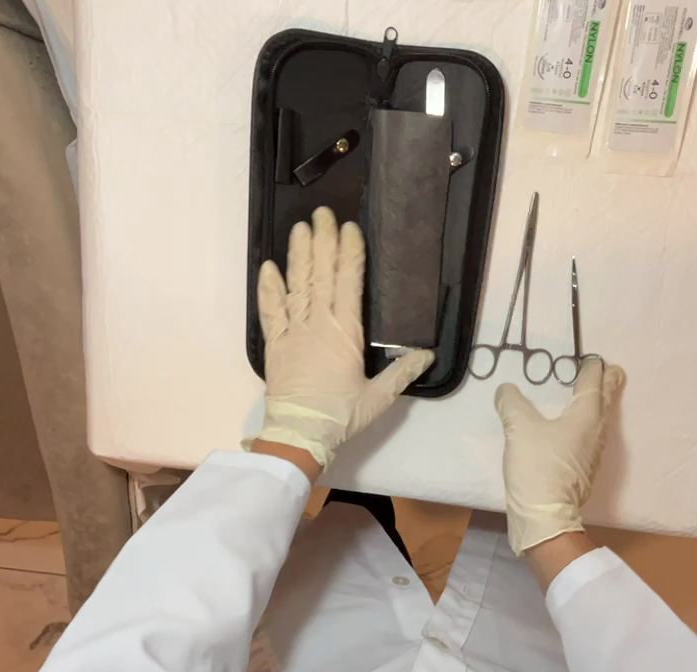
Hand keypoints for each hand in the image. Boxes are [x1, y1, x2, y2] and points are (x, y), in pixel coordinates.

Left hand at [251, 207, 433, 469]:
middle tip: (322, 213)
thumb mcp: (379, 397)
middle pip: (320, 274)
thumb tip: (427, 354)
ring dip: (298, 255)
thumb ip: (402, 372)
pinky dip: (269, 288)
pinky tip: (269, 268)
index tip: (349, 228)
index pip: (348, 281)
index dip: (349, 252)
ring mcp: (293, 331)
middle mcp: (318, 323)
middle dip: (322, 241)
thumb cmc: (342, 415)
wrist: (301, 433)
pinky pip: (271, 310)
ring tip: (300, 227)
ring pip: (296, 284)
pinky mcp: (275, 344)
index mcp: (345, 331)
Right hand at [493, 357, 626, 554]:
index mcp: (586, 415)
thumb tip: (506, 390)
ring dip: (596, 407)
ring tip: (588, 399)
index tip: (593, 359)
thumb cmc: (537, 466)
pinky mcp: (585, 472)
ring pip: (600, 422)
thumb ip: (512, 403)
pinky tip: (572, 433)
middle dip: (607, 384)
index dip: (593, 367)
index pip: (594, 382)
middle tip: (610, 371)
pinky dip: (585, 428)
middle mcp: (597, 432)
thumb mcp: (519, 428)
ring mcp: (593, 454)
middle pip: (605, 401)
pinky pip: (589, 440)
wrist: (544, 516)